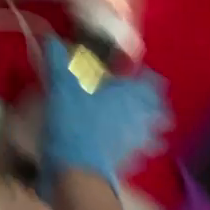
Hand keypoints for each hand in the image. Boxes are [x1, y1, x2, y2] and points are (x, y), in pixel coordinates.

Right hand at [37, 38, 169, 199]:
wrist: (77, 170)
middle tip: (126, 95)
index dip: (141, 75)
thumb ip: (59, 60)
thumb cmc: (74, 120)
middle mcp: (143, 118)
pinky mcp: (130, 162)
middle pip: (157, 108)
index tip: (125, 71)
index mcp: (132, 96)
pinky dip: (130, 142)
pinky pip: (138, 148)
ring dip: (141, 123)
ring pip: (151, 130)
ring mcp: (139, 143)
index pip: (152, 81)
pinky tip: (113, 140)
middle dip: (146, 101)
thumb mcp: (61, 84)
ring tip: (123, 119)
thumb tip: (52, 39)